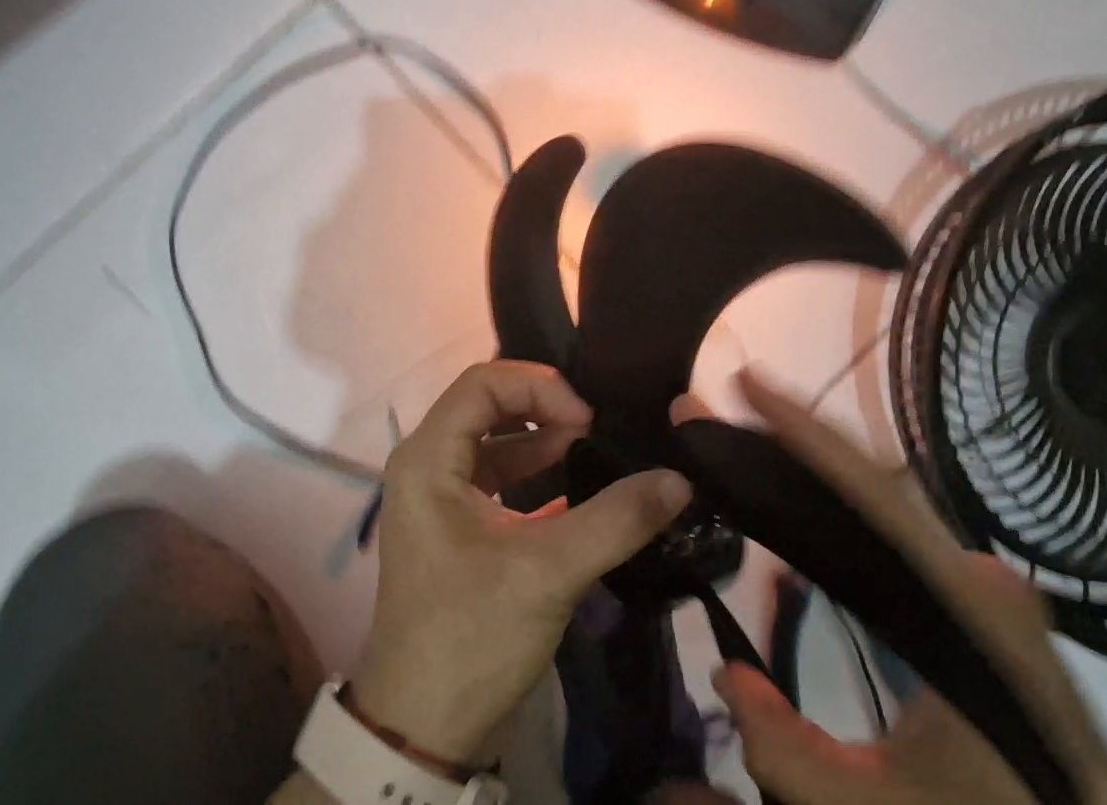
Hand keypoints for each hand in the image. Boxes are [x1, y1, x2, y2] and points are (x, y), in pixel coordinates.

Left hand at [352, 360, 693, 762]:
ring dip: (548, 447)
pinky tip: (588, 494)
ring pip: (500, 448)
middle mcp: (428, 467)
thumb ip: (615, 520)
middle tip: (604, 431)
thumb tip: (680, 478)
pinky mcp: (462, 531)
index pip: (483, 384)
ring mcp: (443, 501)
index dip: (541, 388)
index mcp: (428, 459)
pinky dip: (542, 482)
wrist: (425, 723)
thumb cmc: (472, 633)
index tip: (590, 420)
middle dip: (548, 411)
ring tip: (606, 455)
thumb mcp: (547, 572)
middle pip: (490, 409)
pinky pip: (504, 486)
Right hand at [702, 372, 1106, 804]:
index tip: (746, 382)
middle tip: (719, 414)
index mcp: (966, 605)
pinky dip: (838, 512)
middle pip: (873, 485)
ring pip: (885, 508)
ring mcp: (982, 588)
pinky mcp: (976, 605)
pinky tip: (795, 516)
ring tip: (742, 451)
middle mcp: (979, 577)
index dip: (806, 430)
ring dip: (813, 472)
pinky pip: (896, 540)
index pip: (872, 493)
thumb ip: (785, 750)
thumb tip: (727, 674)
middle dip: (792, 439)